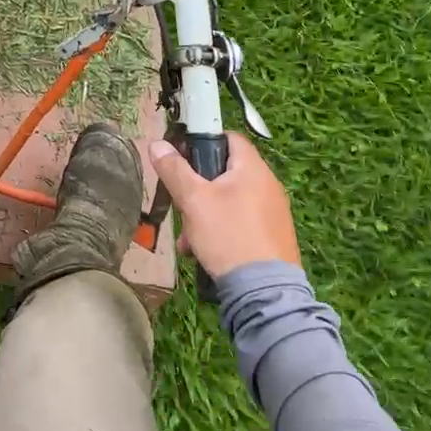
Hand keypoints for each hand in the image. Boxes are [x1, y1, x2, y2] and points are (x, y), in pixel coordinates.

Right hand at [149, 133, 300, 278]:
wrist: (265, 293)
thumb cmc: (228, 235)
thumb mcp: (193, 200)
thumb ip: (174, 169)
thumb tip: (158, 144)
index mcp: (252, 169)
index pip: (228, 137)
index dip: (202, 140)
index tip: (180, 156)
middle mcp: (268, 186)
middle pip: (224, 171)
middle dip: (196, 186)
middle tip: (180, 201)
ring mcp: (272, 213)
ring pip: (228, 200)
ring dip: (203, 212)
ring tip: (188, 236)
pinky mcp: (272, 237)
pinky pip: (239, 222)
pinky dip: (219, 229)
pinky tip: (202, 250)